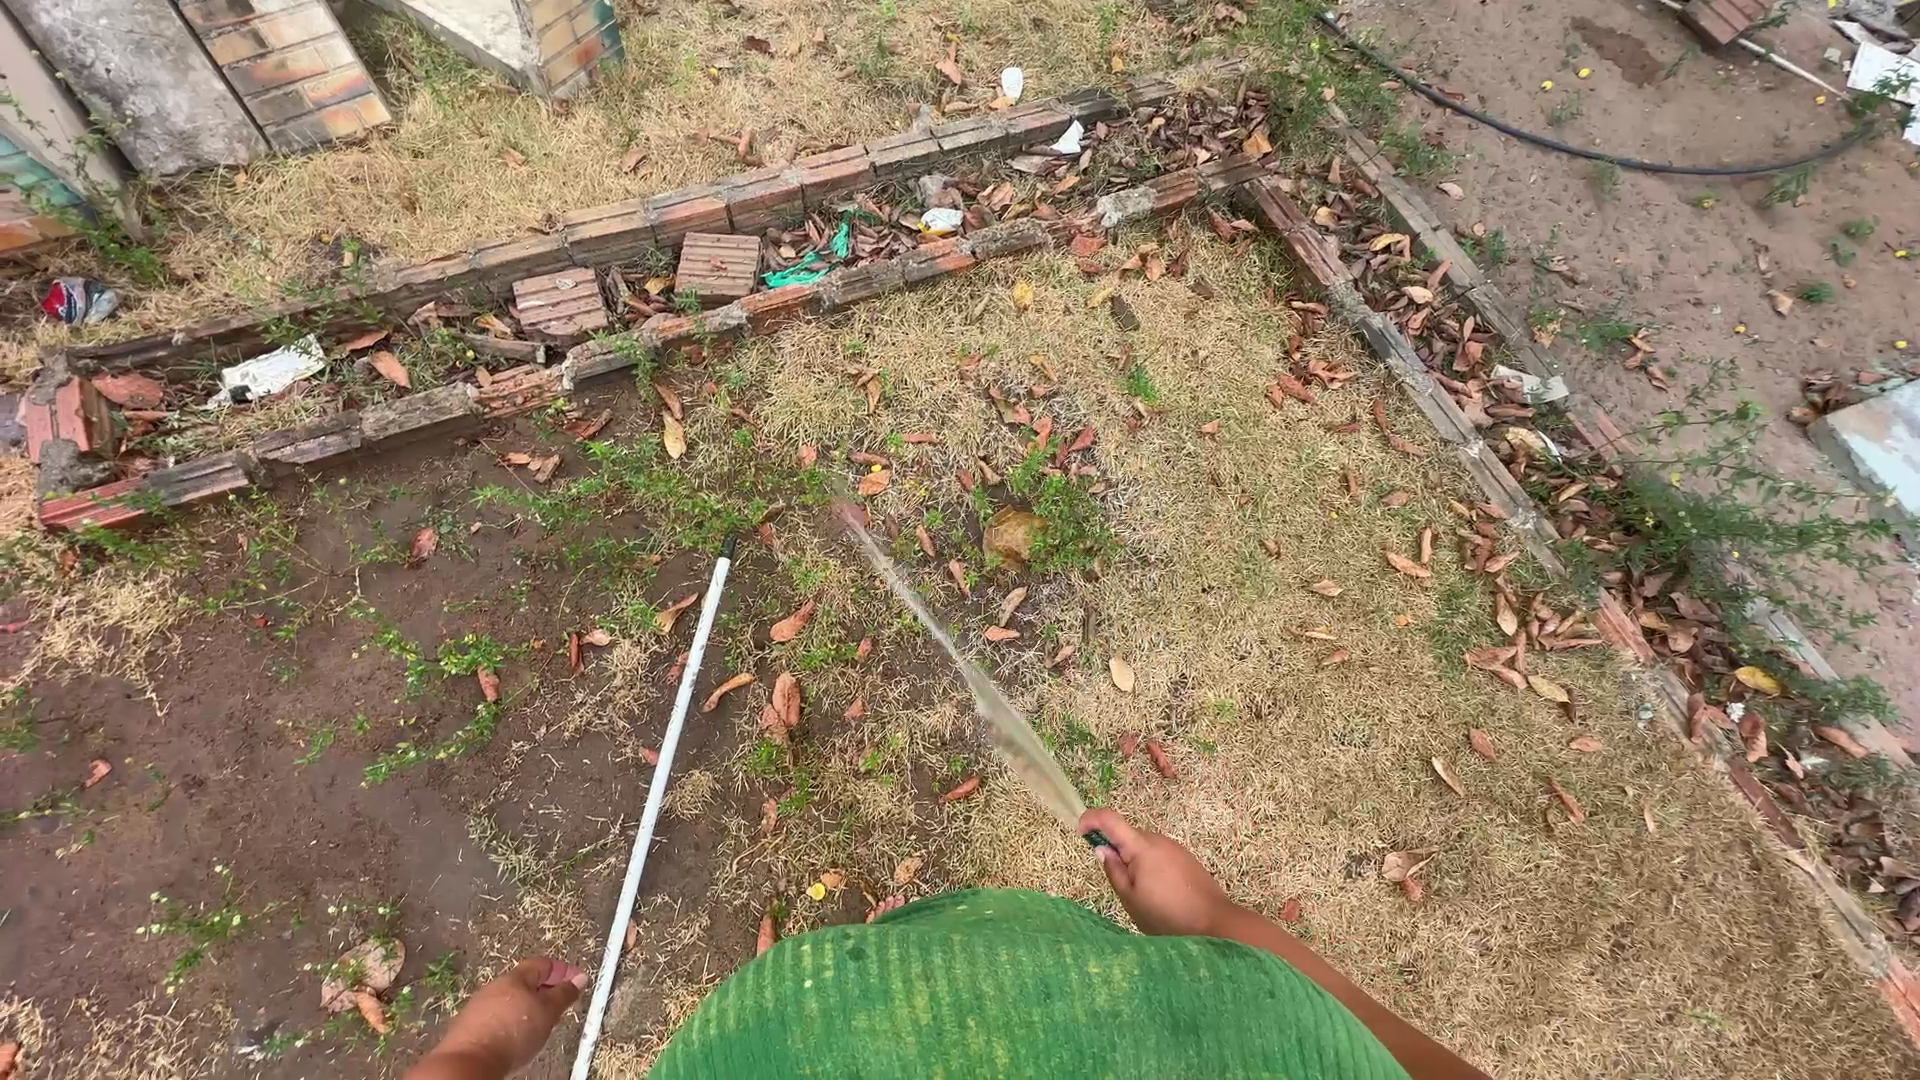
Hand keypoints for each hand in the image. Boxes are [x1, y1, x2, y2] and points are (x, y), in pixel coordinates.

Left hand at [407, 957, 586, 1079]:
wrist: (466, 1064)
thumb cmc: (511, 1033)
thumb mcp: (547, 1013)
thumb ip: (564, 994)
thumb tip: (579, 980)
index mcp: (515, 977)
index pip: (543, 964)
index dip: (563, 971)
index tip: (577, 981)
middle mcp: (495, 987)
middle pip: (525, 983)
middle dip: (544, 991)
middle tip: (558, 1005)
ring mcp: (477, 1008)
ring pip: (509, 1002)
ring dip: (525, 1010)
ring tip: (537, 1026)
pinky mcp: (466, 1030)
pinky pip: (495, 1020)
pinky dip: (509, 1025)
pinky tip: (514, 1039)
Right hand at [1079, 808, 1236, 937]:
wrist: (1217, 925)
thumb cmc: (1168, 917)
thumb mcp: (1131, 900)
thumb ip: (1113, 870)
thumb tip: (1102, 848)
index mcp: (1141, 846)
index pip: (1109, 818)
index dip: (1090, 820)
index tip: (1080, 834)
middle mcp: (1158, 839)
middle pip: (1127, 835)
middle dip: (1116, 851)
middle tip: (1119, 884)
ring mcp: (1174, 847)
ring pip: (1143, 847)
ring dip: (1134, 862)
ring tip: (1144, 896)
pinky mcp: (1186, 858)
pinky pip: (1159, 855)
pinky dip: (1151, 867)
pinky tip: (1162, 895)